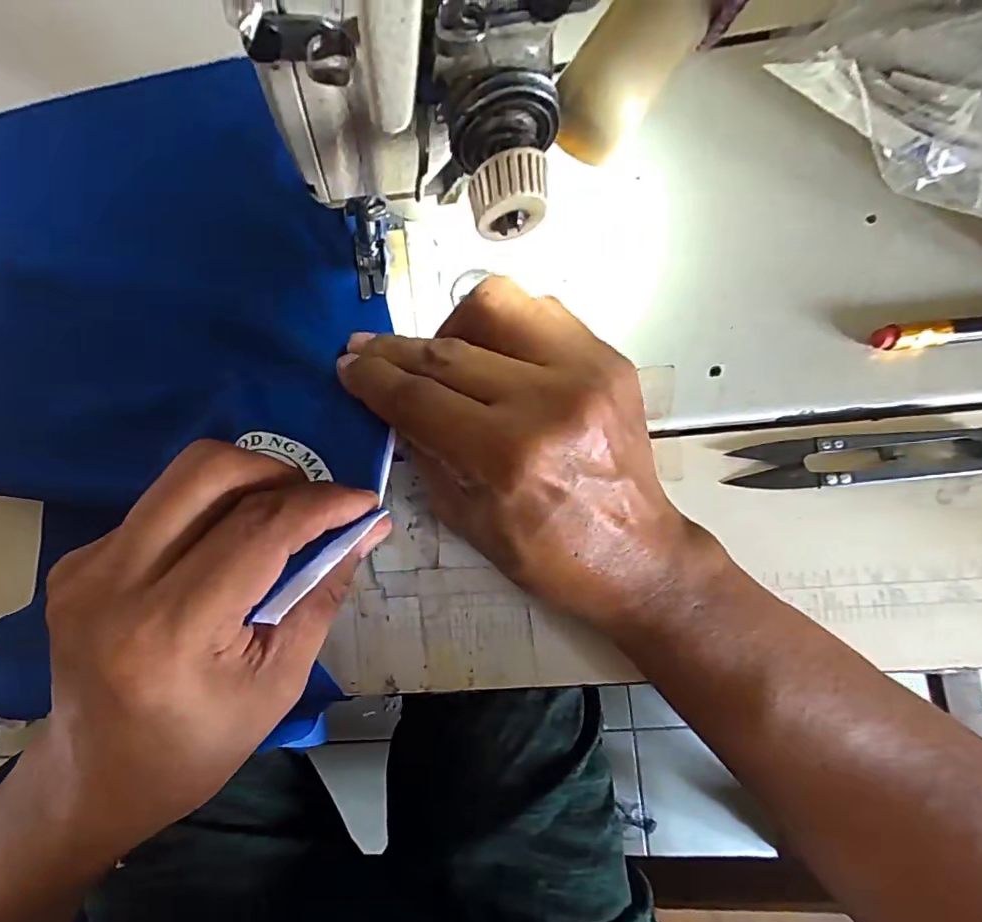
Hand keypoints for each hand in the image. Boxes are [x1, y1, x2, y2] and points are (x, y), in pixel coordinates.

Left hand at [36, 440, 386, 858]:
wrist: (97, 777)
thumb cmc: (197, 749)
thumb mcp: (276, 684)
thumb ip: (319, 596)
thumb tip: (363, 530)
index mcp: (170, 630)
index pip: (256, 531)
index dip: (319, 505)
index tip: (362, 500)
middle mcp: (115, 582)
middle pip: (206, 472)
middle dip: (276, 469)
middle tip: (313, 502)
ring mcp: (86, 566)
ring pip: (179, 480)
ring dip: (242, 485)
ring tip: (277, 520)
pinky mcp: (74, 560)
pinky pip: (156, 511)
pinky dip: (204, 517)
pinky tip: (217, 559)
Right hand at [337, 276, 708, 630]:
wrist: (634, 555)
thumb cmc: (547, 556)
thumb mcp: (465, 519)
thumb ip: (424, 454)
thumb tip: (392, 406)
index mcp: (507, 456)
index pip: (420, 397)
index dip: (373, 379)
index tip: (348, 367)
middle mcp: (548, 400)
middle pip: (448, 351)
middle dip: (395, 350)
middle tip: (367, 351)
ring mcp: (586, 371)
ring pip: (496, 305)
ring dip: (450, 324)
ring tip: (438, 355)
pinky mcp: (609, 359)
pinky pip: (539, 312)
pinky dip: (501, 326)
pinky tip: (489, 355)